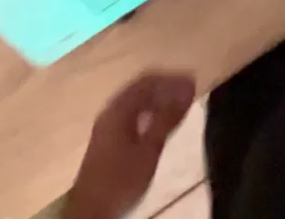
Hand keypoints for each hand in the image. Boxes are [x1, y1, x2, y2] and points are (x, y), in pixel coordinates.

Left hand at [64, 73, 196, 218]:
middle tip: (189, 92)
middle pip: (141, 88)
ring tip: (179, 106)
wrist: (91, 211)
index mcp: (119, 108)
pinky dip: (149, 112)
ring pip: (136, 101)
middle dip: (165, 87)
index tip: (193, 83)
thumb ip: (167, 118)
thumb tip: (188, 89)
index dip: (172, 79)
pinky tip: (158, 123)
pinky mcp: (107, 138)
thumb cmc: (121, 180)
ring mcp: (107, 123)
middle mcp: (111, 110)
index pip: (148, 81)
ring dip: (158, 99)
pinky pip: (131, 113)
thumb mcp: (149, 150)